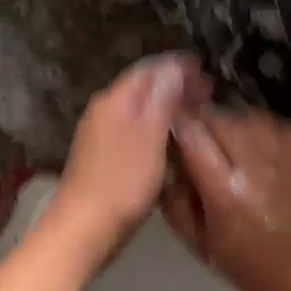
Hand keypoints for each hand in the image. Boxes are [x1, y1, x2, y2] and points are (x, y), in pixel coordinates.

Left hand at [52, 53, 208, 249]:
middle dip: (174, 85)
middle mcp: (103, 110)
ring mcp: (99, 133)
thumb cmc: (122, 180)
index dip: (177, 66)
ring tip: (194, 114)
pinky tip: (169, 141)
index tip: (204, 69)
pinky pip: (132, 129)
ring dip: (165, 107)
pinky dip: (154, 127)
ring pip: (137, 109)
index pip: (148, 69)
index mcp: (114, 100)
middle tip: (206, 92)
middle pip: (142, 87)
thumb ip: (162, 97)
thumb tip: (174, 65)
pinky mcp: (101, 157)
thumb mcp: (150, 135)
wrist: (84, 225)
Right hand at [164, 107, 290, 290]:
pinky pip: (277, 124)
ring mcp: (288, 155)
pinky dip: (262, 130)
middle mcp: (256, 165)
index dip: (177, 125)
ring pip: (248, 115)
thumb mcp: (203, 247)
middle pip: (219, 117)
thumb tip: (169, 169)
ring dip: (232, 124)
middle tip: (198, 139)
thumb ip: (176, 205)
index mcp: (226, 192)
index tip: (170, 130)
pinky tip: (261, 149)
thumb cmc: (256, 270)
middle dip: (202, 122)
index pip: (191, 134)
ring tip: (230, 143)